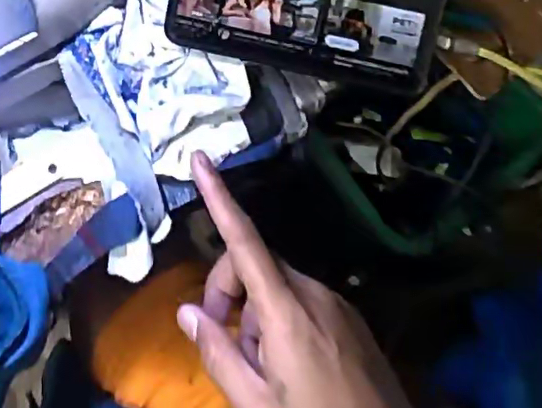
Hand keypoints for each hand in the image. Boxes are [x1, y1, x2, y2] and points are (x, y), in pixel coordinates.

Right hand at [177, 152, 409, 407]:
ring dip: (255, 313)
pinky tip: (290, 367)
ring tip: (261, 367)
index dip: (218, 196)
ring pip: (278, 285)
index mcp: (286, 310)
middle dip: (228, 290)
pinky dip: (282, 319)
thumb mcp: (256, 406)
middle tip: (218, 336)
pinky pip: (304, 301)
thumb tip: (187, 312)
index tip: (200, 158)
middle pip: (255, 263)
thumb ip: (217, 353)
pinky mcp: (354, 323)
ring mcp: (338, 306)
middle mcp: (314, 293)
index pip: (243, 238)